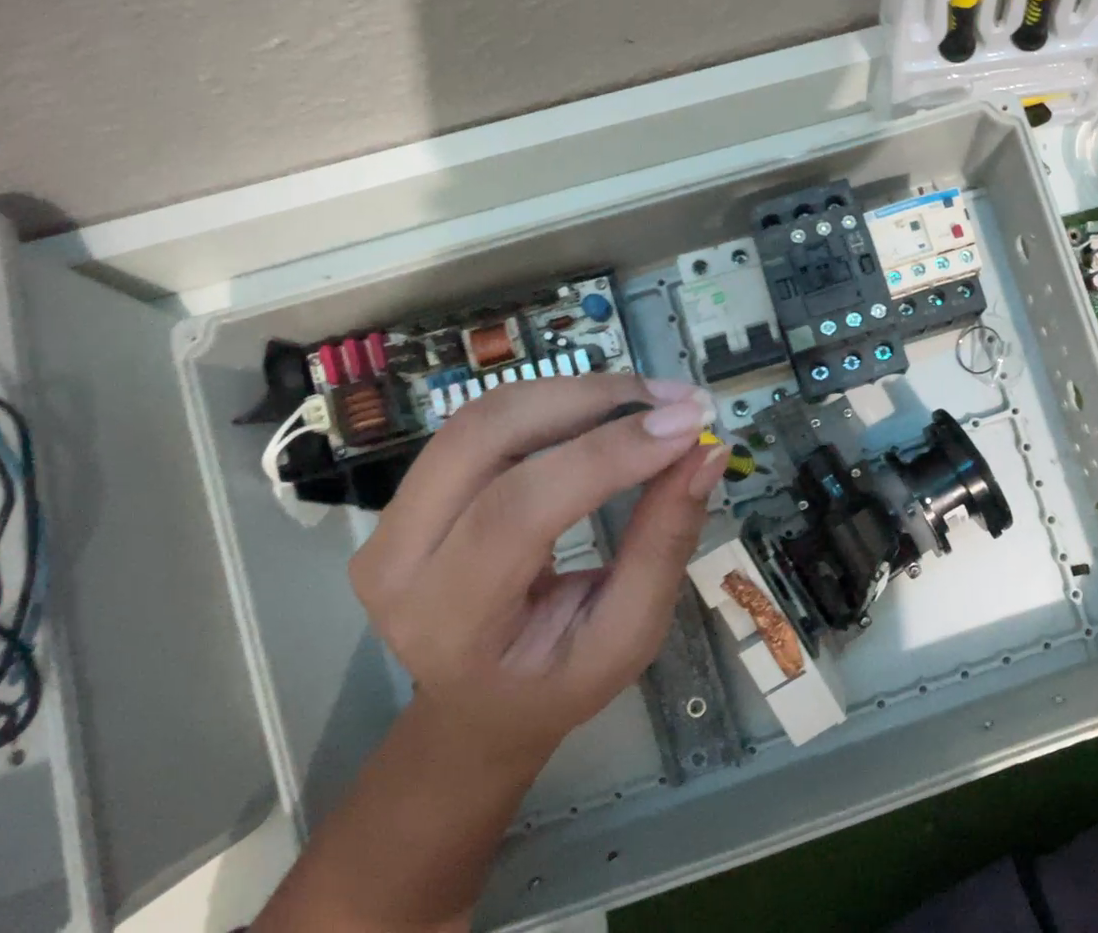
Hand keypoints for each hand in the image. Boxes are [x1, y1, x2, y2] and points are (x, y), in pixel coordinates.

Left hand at [349, 374, 727, 762]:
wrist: (482, 704)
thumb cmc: (560, 682)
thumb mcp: (627, 635)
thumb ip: (662, 544)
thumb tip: (707, 454)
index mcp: (448, 619)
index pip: (519, 510)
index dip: (608, 454)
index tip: (692, 424)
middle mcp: (396, 560)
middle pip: (486, 439)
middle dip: (592, 402)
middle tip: (679, 400)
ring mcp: (389, 521)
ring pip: (481, 417)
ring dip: (577, 392)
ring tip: (655, 399)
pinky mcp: (408, 493)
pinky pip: (482, 424)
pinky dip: (556, 403)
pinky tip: (612, 409)